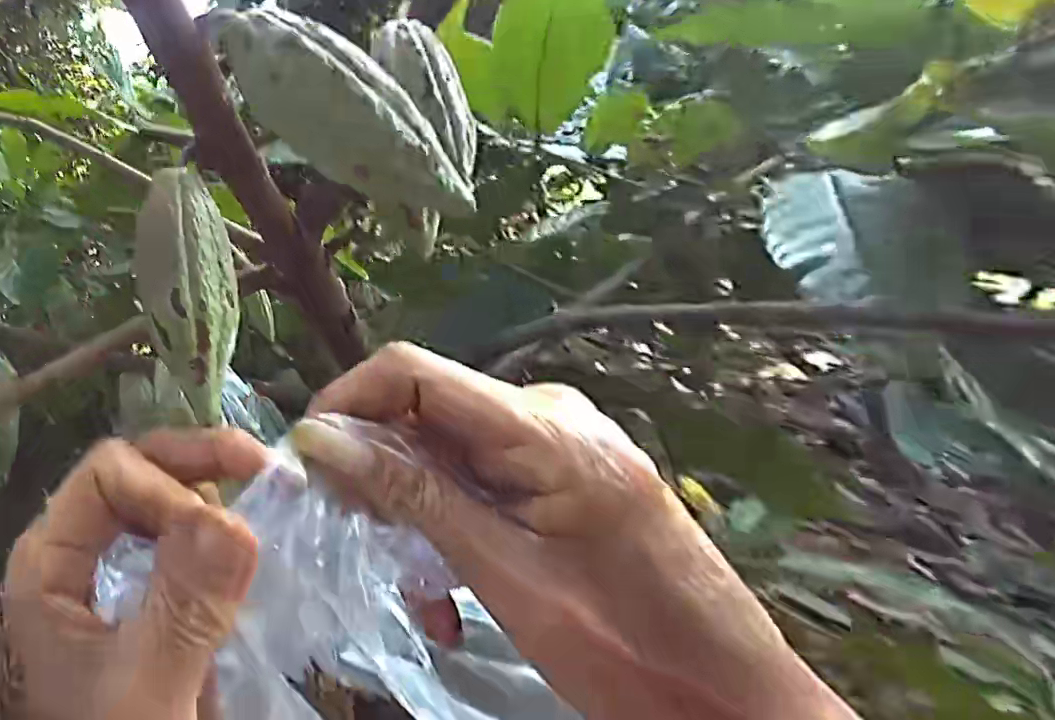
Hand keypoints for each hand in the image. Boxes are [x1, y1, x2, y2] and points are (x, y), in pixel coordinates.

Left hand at [2, 428, 269, 719]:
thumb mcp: (149, 695)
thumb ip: (185, 610)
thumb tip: (233, 519)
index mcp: (47, 561)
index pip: (106, 474)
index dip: (166, 487)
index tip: (222, 530)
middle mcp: (70, 548)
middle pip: (132, 469)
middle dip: (195, 460)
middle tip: (260, 464)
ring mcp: (104, 566)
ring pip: (156, 490)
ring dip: (207, 482)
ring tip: (259, 489)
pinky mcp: (138, 589)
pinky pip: (174, 530)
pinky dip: (211, 519)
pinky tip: (241, 531)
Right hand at [292, 342, 855, 719]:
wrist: (746, 714)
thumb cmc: (633, 656)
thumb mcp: (506, 575)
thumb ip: (411, 493)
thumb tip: (317, 436)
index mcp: (543, 426)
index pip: (411, 370)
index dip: (346, 398)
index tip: (308, 455)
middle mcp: (544, 410)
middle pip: (420, 404)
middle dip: (372, 457)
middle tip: (349, 522)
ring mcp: (553, 436)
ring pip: (438, 439)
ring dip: (405, 495)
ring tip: (403, 570)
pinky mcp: (555, 465)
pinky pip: (470, 466)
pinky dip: (440, 508)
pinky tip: (443, 578)